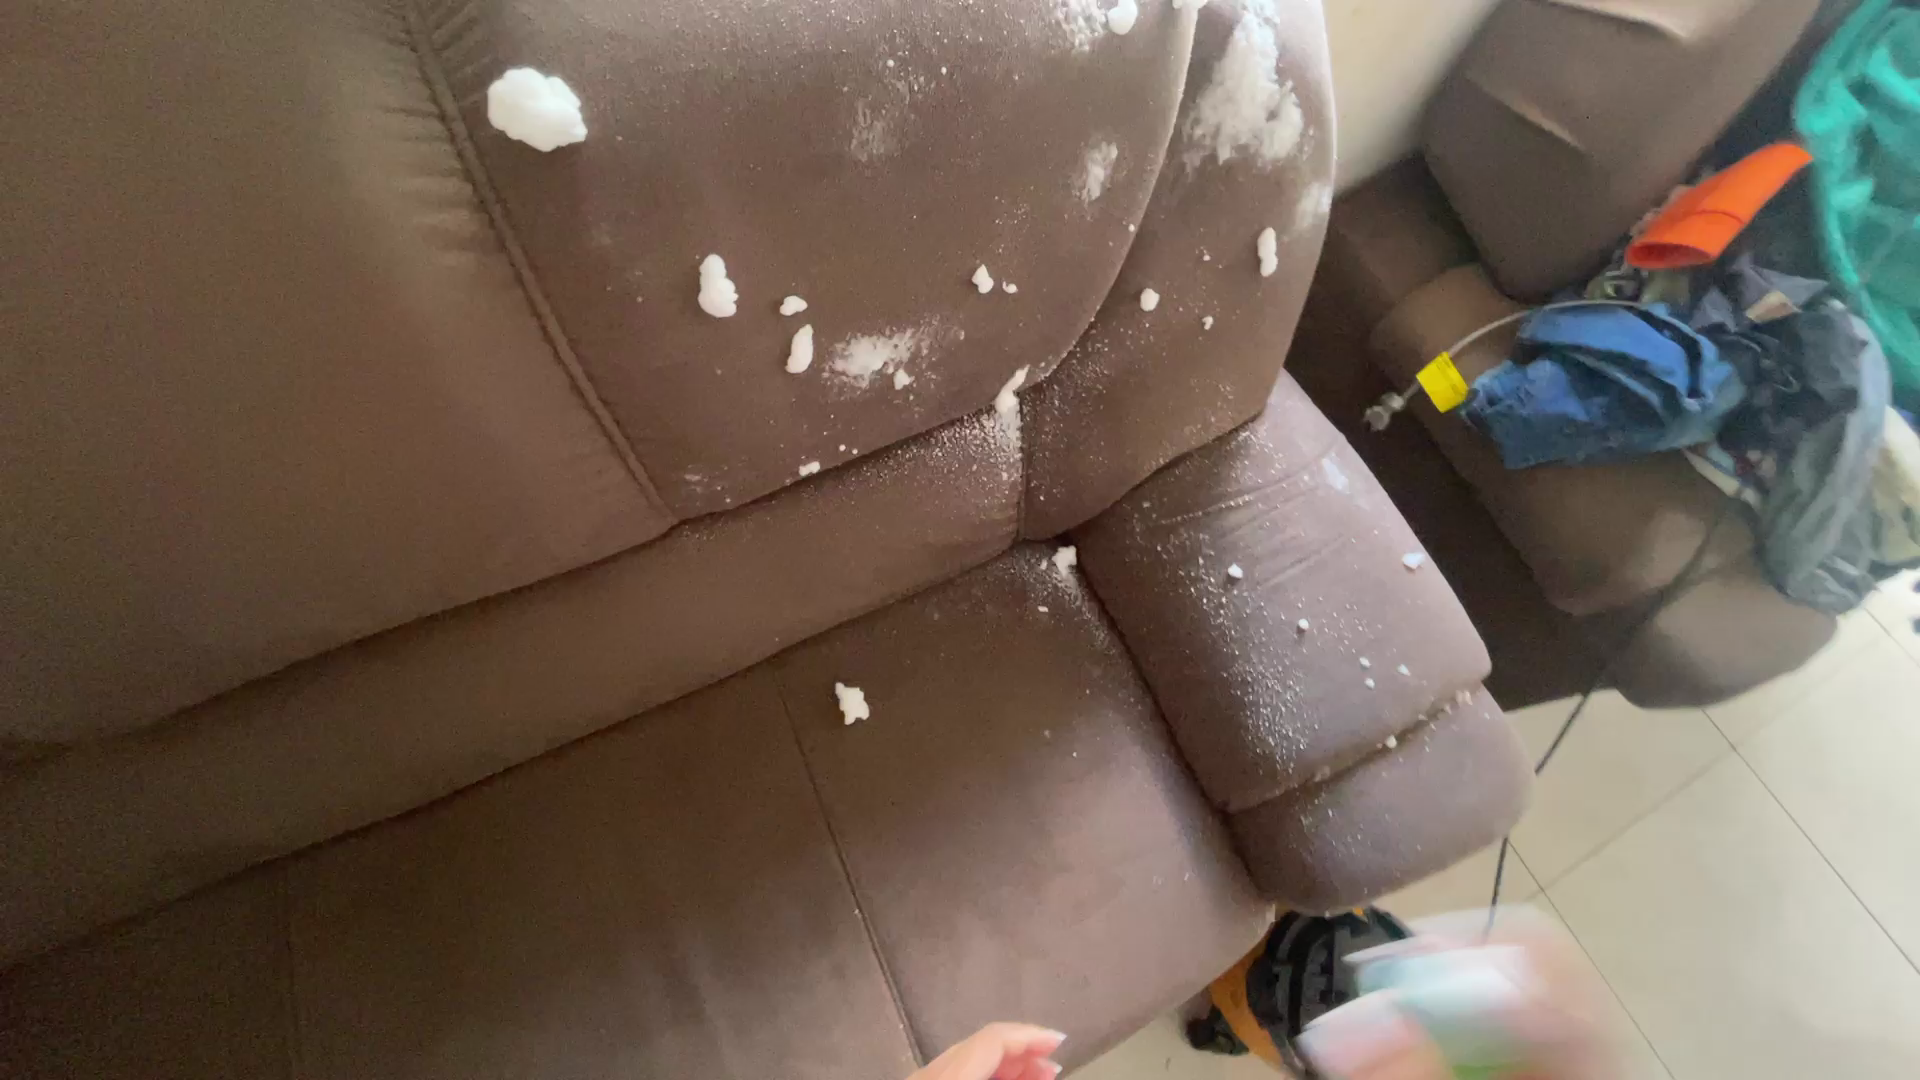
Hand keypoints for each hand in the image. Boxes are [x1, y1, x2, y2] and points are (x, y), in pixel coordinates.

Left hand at [905, 1023, 1067, 1079]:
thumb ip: (1016, 1079)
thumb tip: (1046, 1068)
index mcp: (947, 1071)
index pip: (993, 1037)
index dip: (1030, 1034)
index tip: (1061, 1040)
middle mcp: (931, 1067)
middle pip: (982, 1043)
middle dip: (1022, 1050)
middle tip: (1054, 1065)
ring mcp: (923, 1075)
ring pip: (972, 1057)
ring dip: (1008, 1064)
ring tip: (1039, 1075)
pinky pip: (962, 1070)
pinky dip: (989, 1073)